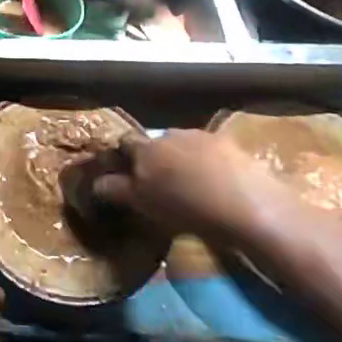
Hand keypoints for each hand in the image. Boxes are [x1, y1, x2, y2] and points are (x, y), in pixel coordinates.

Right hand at [94, 129, 290, 239]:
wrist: (245, 204)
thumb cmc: (184, 207)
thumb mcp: (142, 203)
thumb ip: (117, 190)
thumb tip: (96, 182)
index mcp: (144, 149)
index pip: (124, 142)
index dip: (123, 155)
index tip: (126, 171)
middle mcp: (169, 135)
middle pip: (156, 142)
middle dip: (157, 157)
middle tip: (164, 181)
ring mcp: (201, 136)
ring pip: (184, 145)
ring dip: (184, 158)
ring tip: (194, 183)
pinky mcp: (230, 144)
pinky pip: (212, 150)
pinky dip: (210, 162)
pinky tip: (219, 182)